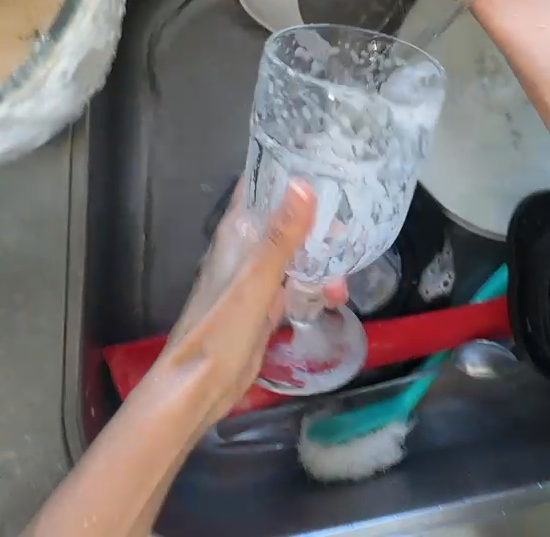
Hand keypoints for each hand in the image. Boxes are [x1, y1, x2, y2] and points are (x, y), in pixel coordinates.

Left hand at [154, 179, 341, 423]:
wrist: (199, 389)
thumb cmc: (221, 328)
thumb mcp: (256, 278)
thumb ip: (282, 234)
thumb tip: (304, 183)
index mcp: (237, 233)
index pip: (259, 186)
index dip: (286, 169)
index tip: (322, 160)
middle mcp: (246, 249)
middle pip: (286, 219)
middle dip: (318, 220)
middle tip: (351, 226)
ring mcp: (255, 278)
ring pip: (295, 253)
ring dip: (321, 258)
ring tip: (344, 276)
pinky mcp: (264, 305)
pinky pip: (296, 283)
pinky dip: (315, 285)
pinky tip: (334, 297)